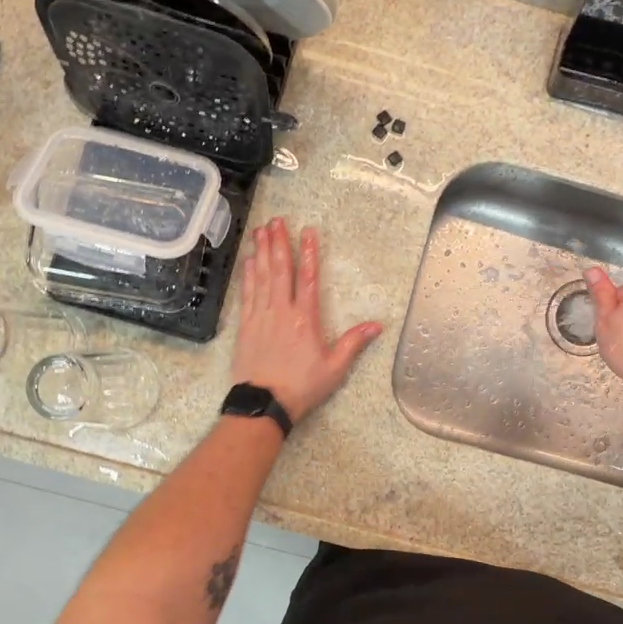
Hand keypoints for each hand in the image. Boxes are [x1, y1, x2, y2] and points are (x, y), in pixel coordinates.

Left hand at [232, 218, 382, 420]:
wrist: (263, 403)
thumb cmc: (301, 387)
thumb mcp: (334, 368)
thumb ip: (354, 343)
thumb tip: (377, 325)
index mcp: (305, 320)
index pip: (308, 279)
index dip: (308, 253)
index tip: (307, 231)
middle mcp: (281, 312)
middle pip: (280, 270)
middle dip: (279, 243)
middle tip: (277, 220)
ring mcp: (261, 317)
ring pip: (261, 277)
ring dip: (261, 252)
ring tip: (261, 230)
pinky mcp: (245, 326)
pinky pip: (247, 293)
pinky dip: (248, 275)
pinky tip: (249, 260)